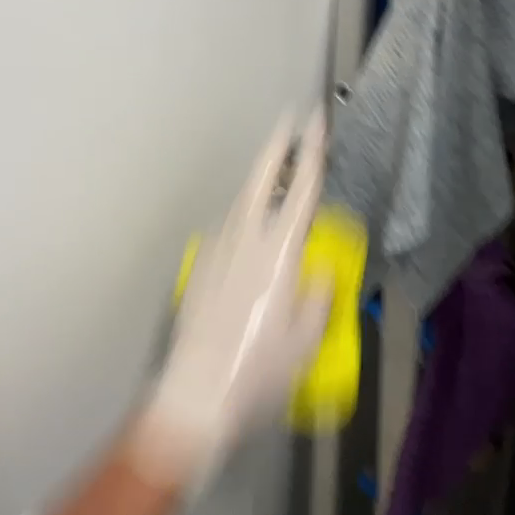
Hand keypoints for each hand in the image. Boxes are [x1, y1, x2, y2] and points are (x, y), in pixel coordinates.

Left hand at [132, 111, 331, 487]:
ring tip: (274, 170)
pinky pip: (228, 230)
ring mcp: (219, 249)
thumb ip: (317, 295)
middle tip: (289, 120)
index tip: (315, 123)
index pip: (301, 188)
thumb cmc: (259, 370)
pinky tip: (249, 232)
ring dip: (259, 181)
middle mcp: (247, 240)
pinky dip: (242, 219)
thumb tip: (316, 271)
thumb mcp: (307, 339)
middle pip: (263, 179)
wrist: (197, 394)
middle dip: (278, 145)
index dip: (311, 151)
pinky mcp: (201, 266)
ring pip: (242, 202)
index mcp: (279, 252)